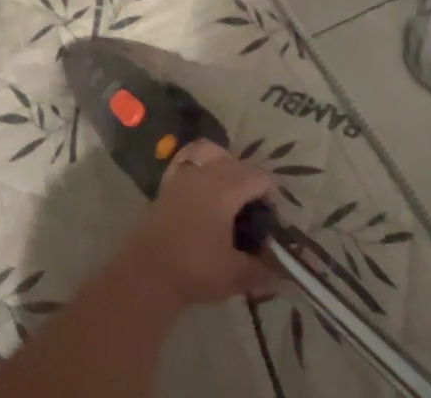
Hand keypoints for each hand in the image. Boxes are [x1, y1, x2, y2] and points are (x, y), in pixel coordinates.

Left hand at [114, 140, 281, 308]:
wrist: (147, 274)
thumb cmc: (194, 271)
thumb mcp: (236, 275)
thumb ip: (264, 269)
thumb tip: (283, 269)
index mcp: (226, 191)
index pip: (259, 177)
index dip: (270, 194)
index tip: (269, 219)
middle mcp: (206, 174)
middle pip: (239, 164)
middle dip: (252, 181)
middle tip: (254, 212)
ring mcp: (184, 176)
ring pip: (214, 155)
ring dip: (228, 166)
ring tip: (231, 192)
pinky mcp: (168, 183)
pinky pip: (188, 158)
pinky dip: (201, 161)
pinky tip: (203, 181)